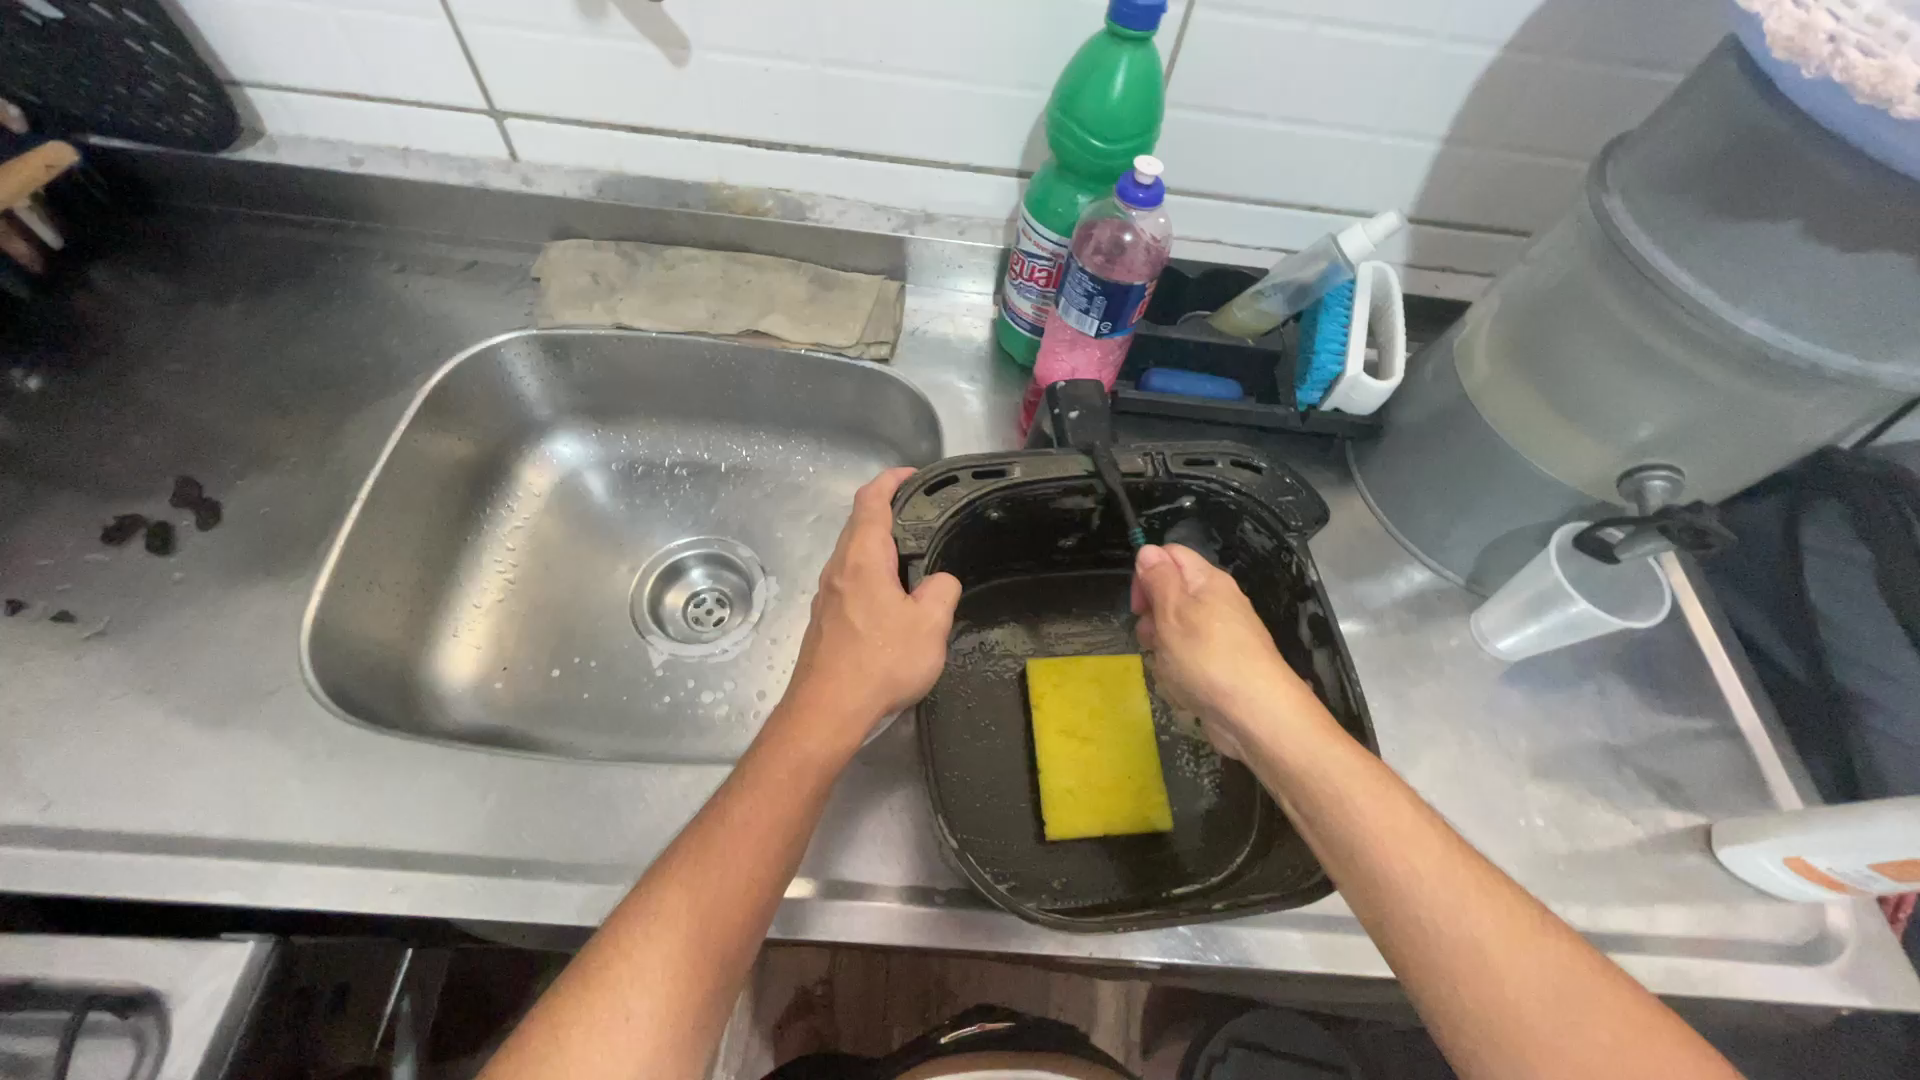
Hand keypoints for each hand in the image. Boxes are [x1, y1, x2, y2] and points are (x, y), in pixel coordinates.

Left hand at [777, 467, 961, 751]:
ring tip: (912, 559)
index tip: (912, 475)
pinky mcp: (824, 620)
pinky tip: (891, 599)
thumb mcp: (930, 626)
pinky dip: (871, 574)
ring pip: (852, 555)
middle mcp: (838, 569)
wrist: (827, 711)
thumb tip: (940, 582)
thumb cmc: (880, 663)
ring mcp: (826, 595)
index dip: (891, 480)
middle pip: (858, 524)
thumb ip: (941, 592)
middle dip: (887, 512)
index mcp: (863, 559)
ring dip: (878, 547)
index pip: (871, 501)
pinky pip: (849, 582)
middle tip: (922, 517)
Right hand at [1131, 544, 1333, 759]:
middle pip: (1169, 597)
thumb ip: (1158, 578)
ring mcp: (1220, 637)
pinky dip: (1179, 674)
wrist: (1256, 715)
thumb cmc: (1208, 658)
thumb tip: (1148, 550)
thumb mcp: (1173, 611)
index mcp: (1207, 581)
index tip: (1139, 605)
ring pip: (1173, 633)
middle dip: (1152, 620)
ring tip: (1170, 669)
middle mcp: (1217, 603)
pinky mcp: (1220, 667)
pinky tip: (1184, 689)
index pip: (1169, 556)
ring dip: (1162, 652)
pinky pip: (1186, 661)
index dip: (1146, 574)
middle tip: (1153, 640)